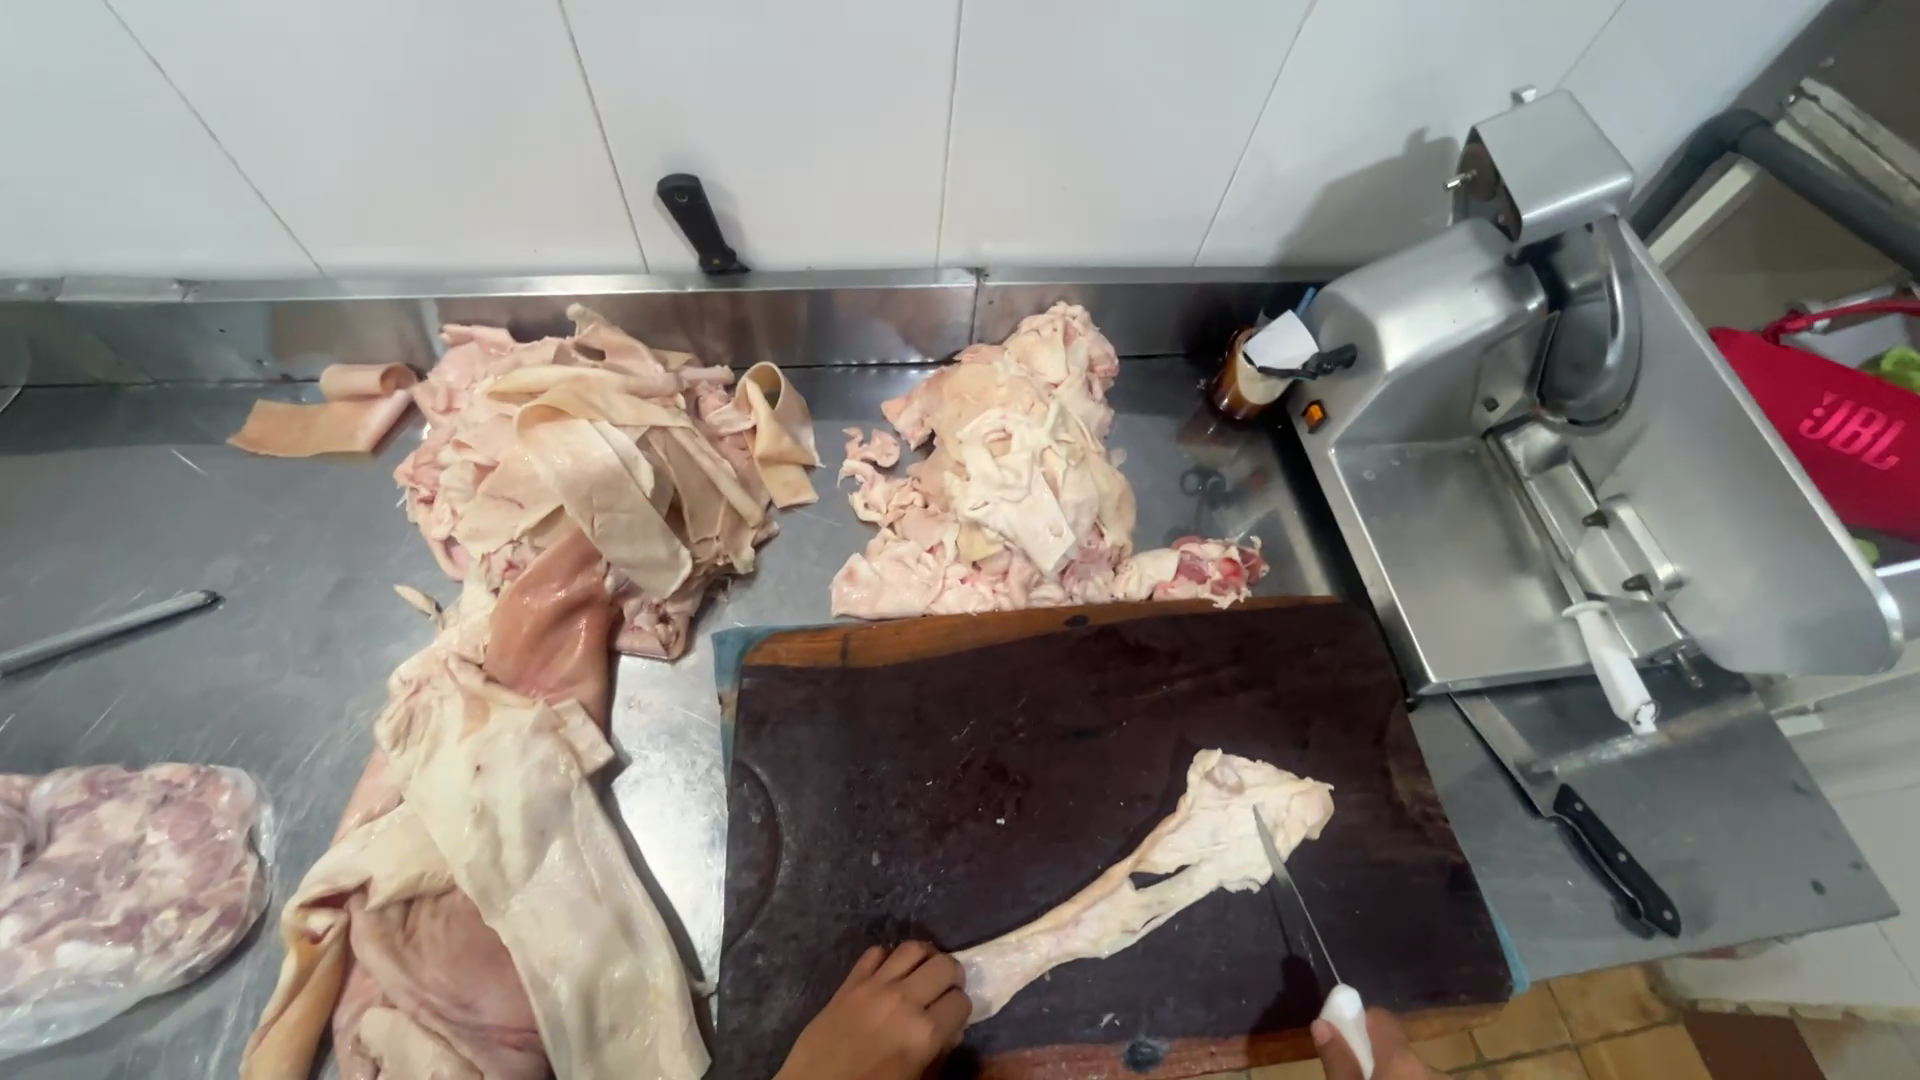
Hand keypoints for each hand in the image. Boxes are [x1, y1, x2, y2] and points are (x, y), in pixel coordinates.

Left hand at [775, 942, 970, 1079]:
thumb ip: (937, 1054)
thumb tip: (951, 1030)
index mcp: (924, 1034)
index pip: (961, 1001)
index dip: (961, 1007)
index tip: (955, 1015)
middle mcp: (905, 1001)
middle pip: (944, 965)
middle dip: (952, 975)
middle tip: (947, 987)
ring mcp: (876, 986)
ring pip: (913, 948)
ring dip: (925, 957)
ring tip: (923, 971)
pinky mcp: (851, 980)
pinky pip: (877, 952)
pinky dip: (888, 958)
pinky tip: (888, 974)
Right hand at [1314, 1007, 1441, 1079]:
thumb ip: (1337, 1061)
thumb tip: (1321, 1022)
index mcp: (1403, 1060)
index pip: (1380, 1017)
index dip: (1360, 1022)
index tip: (1345, 1040)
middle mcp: (1432, 1069)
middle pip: (1398, 1049)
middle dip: (1379, 1059)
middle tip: (1359, 1078)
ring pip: (1415, 1073)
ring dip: (1398, 1076)